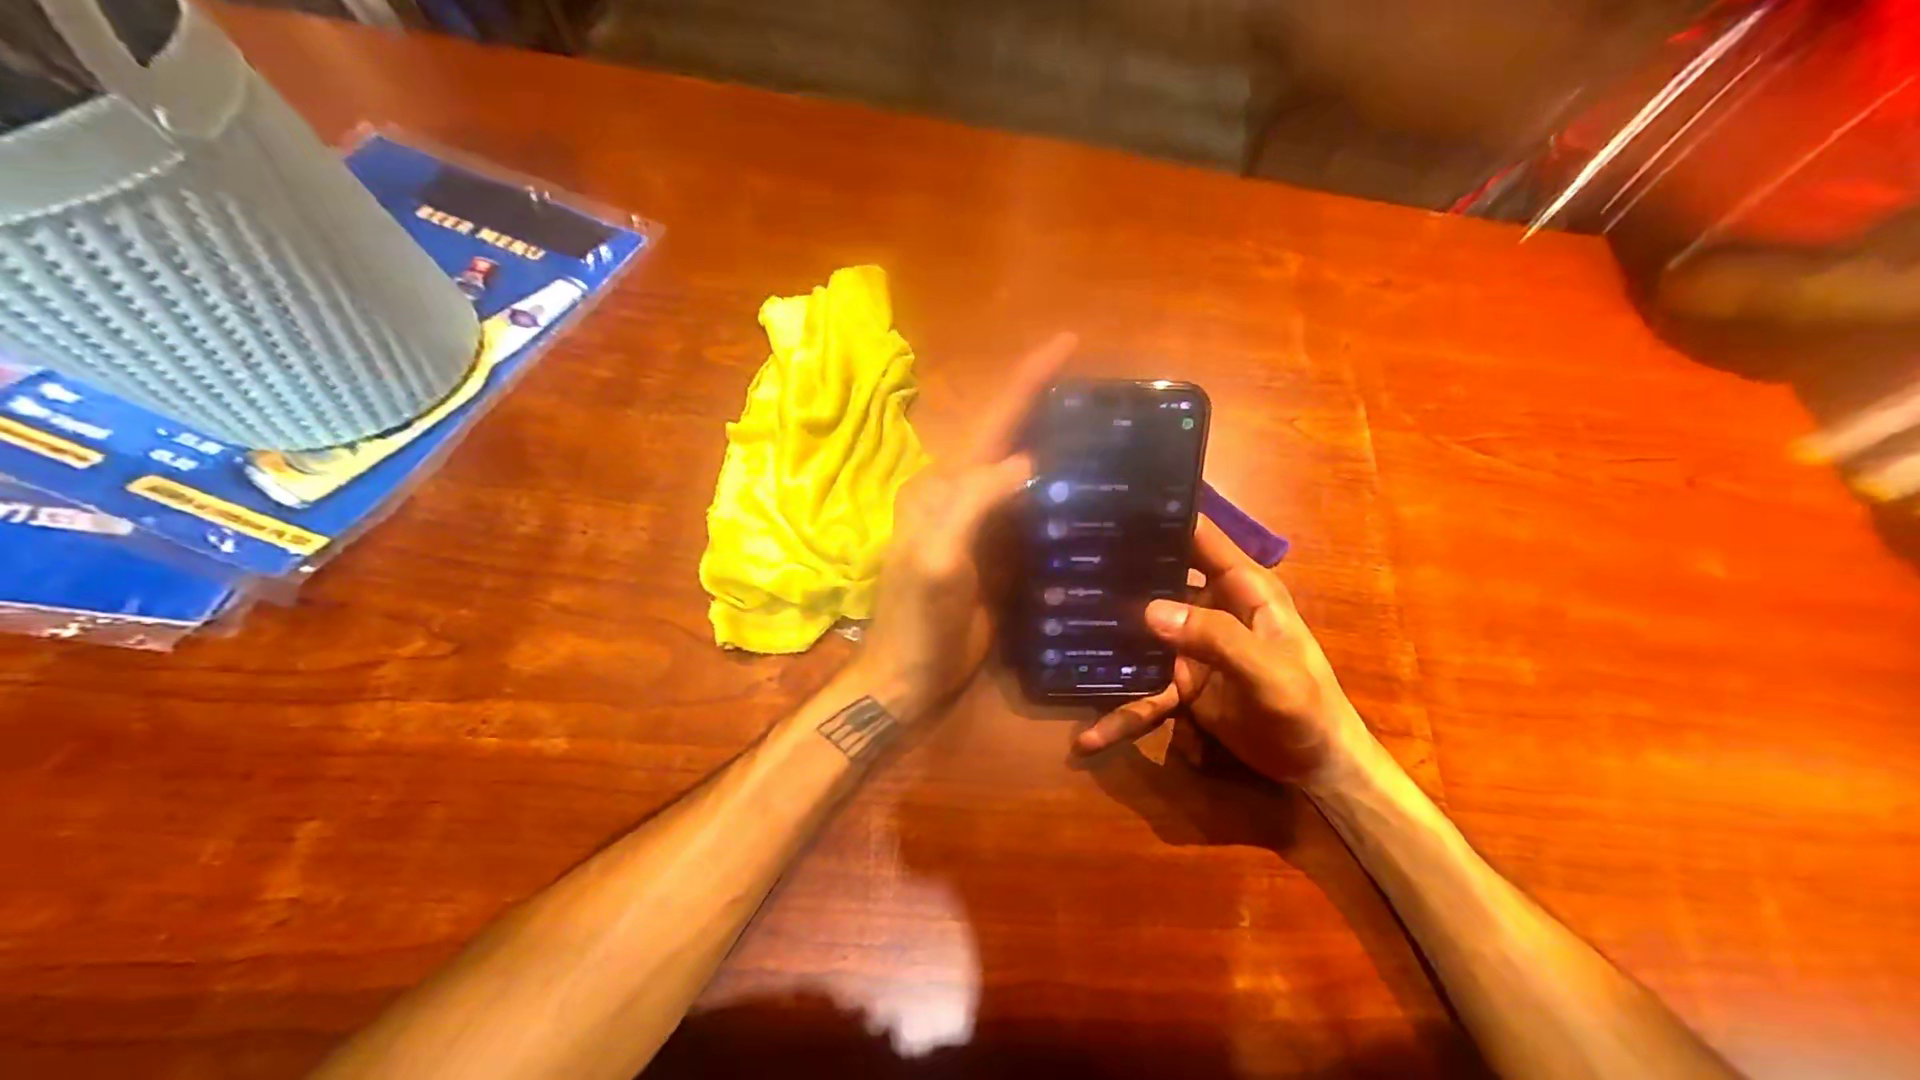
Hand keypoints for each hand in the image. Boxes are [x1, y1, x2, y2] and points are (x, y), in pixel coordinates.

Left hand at [854, 333, 1076, 718]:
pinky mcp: (1001, 555)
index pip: (992, 425)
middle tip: (1102, 384)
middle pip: (1010, 440)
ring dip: (1061, 447)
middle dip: (1049, 405)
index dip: (1028, 382)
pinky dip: (1062, 496)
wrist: (910, 675)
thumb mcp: (939, 558)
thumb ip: (974, 504)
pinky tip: (1092, 490)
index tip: (1067, 342)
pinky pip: (1035, 515)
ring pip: (1027, 475)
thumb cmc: (917, 619)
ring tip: (1108, 423)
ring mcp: (984, 527)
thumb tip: (1028, 460)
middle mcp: (963, 496)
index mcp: (944, 488)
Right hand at [1073, 516, 1373, 789]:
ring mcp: (1191, 648)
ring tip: (1057, 639)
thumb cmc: (1308, 709)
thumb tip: (1149, 611)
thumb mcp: (1269, 672)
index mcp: (1242, 590)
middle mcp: (1211, 610)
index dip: (1161, 521)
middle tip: (1064, 566)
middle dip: (1116, 576)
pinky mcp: (1180, 683)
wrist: (1318, 767)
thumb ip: (1216, 638)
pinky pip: (1143, 692)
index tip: (1111, 510)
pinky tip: (1088, 737)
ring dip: (1106, 641)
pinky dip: (1118, 712)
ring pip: (1141, 635)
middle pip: (1158, 582)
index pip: (1199, 540)